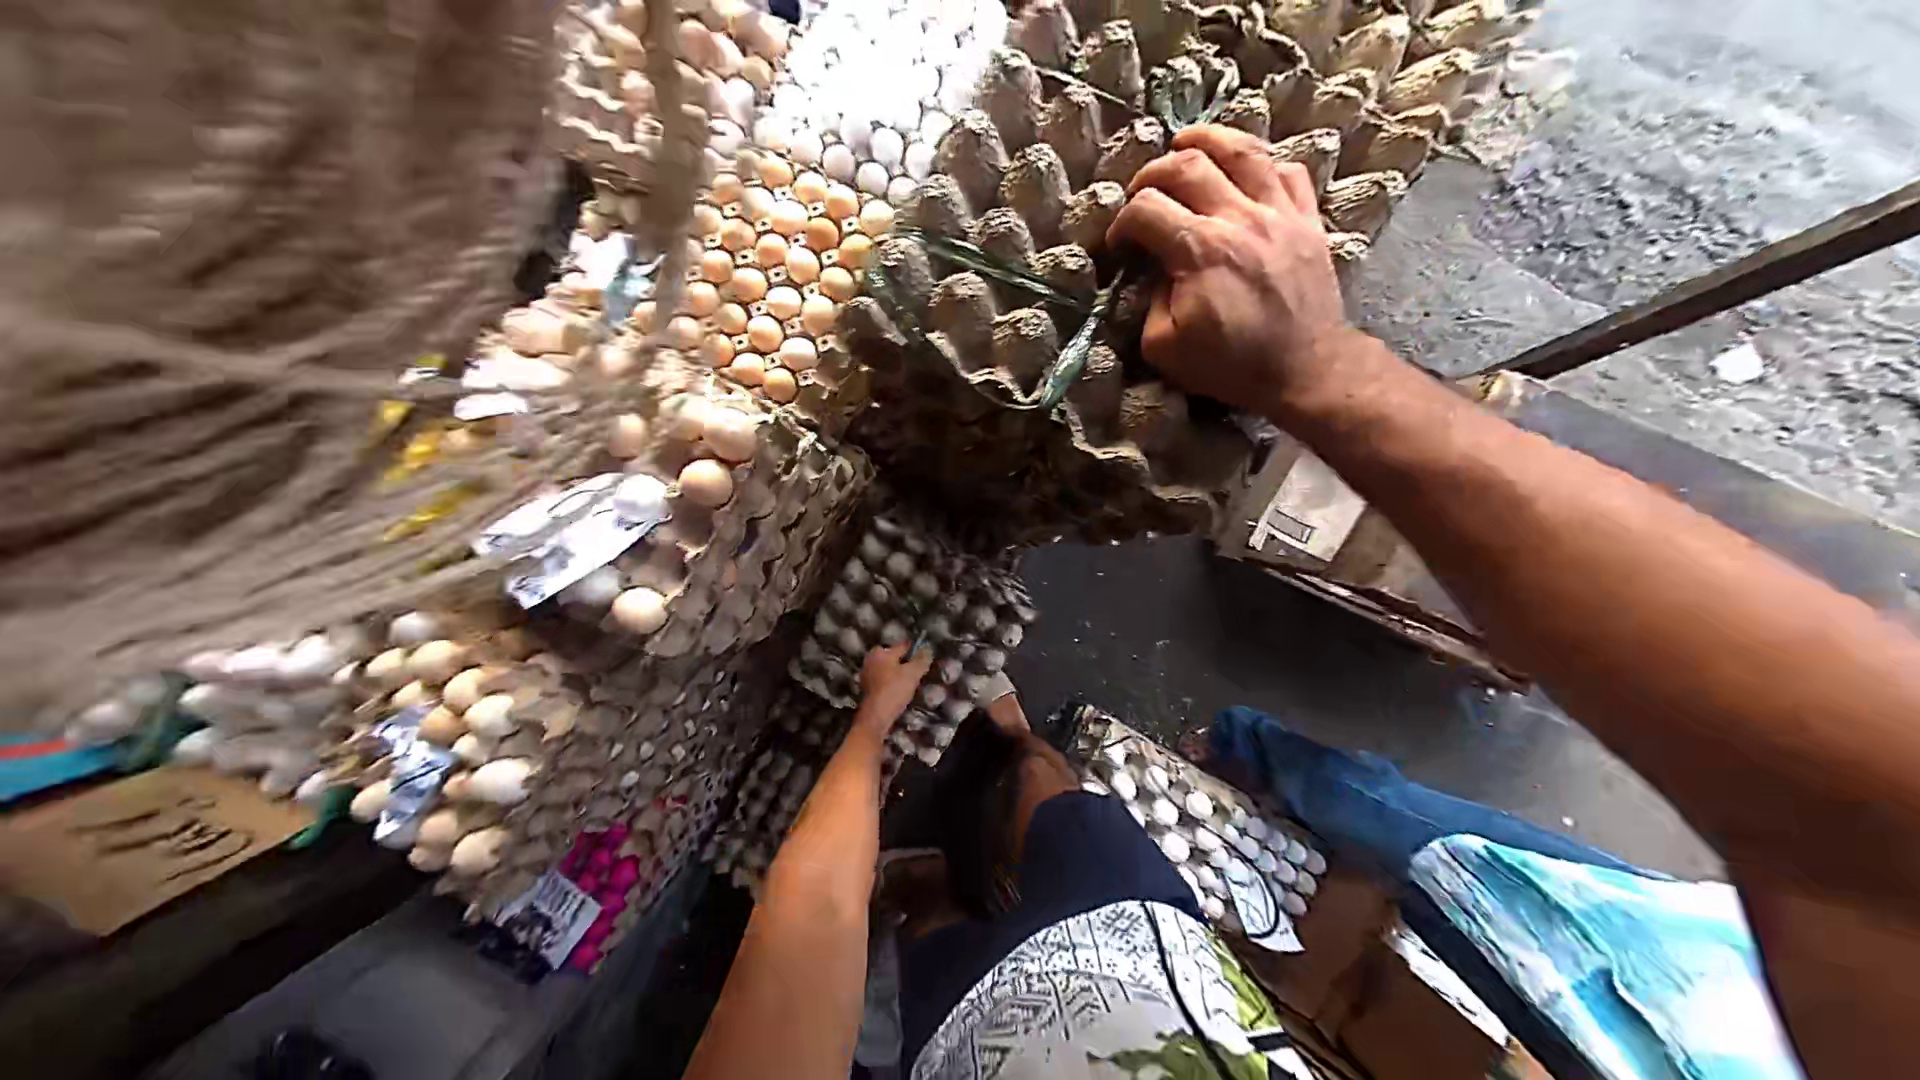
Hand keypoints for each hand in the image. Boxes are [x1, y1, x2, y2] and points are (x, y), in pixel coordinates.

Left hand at [855, 643, 930, 734]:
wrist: (876, 716)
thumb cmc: (894, 690)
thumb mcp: (912, 673)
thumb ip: (921, 660)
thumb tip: (927, 649)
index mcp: (881, 652)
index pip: (902, 645)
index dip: (915, 649)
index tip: (925, 653)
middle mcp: (871, 660)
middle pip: (893, 657)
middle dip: (904, 661)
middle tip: (918, 669)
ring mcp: (866, 674)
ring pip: (887, 669)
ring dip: (897, 672)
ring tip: (910, 680)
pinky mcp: (867, 688)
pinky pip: (883, 680)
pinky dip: (891, 682)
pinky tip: (899, 689)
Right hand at [1107, 125, 1359, 417]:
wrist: (1303, 368)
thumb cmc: (1230, 365)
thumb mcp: (1165, 348)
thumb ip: (1151, 303)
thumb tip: (1157, 274)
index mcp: (1199, 251)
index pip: (1146, 210)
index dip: (1122, 222)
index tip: (1119, 244)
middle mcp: (1238, 219)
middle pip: (1187, 164)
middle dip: (1152, 172)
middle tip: (1141, 192)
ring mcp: (1278, 213)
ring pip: (1242, 149)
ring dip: (1206, 139)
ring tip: (1186, 142)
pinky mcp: (1307, 219)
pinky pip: (1287, 170)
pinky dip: (1261, 163)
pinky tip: (1243, 172)